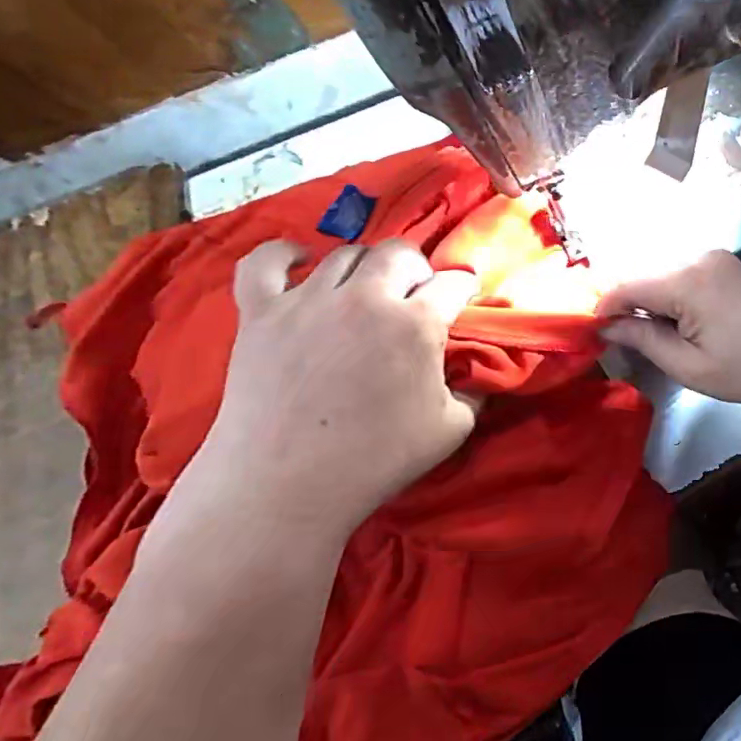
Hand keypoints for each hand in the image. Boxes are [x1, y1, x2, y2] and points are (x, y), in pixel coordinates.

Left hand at [193, 238, 480, 534]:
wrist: (286, 486)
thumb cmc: (376, 460)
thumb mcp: (451, 430)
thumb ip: (474, 391)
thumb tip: (479, 370)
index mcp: (414, 323)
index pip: (452, 283)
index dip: (463, 289)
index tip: (462, 300)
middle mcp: (364, 298)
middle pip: (400, 253)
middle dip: (417, 268)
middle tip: (416, 295)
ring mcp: (307, 300)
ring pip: (344, 254)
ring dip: (366, 267)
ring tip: (367, 291)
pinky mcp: (261, 313)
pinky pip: (264, 262)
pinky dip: (282, 254)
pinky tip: (300, 262)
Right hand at [598, 250, 740, 407]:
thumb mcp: (688, 365)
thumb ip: (643, 339)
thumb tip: (608, 326)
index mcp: (688, 282)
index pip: (628, 286)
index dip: (604, 307)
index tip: (589, 328)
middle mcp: (697, 258)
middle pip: (643, 276)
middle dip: (624, 303)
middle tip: (613, 335)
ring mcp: (713, 257)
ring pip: (660, 274)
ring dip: (646, 299)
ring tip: (641, 331)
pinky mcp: (722, 263)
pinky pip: (680, 274)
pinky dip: (666, 293)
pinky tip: (669, 319)